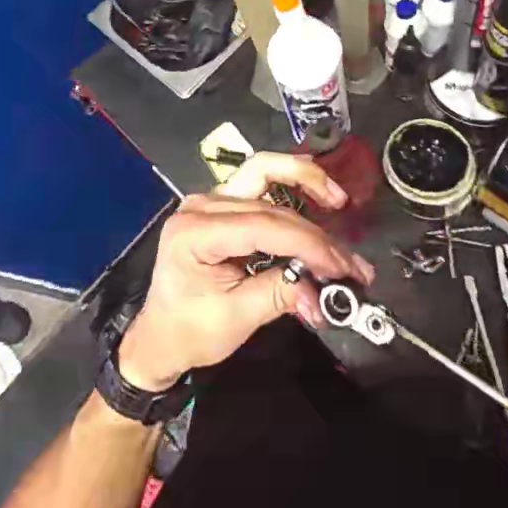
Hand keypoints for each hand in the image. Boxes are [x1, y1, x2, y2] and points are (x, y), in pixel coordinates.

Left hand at [115, 153, 372, 391]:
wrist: (160, 337)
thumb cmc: (189, 330)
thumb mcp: (235, 318)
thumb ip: (280, 295)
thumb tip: (325, 293)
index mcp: (194, 232)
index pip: (263, 226)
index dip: (307, 243)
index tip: (340, 267)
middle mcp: (203, 205)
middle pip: (271, 203)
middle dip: (315, 231)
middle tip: (347, 259)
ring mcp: (214, 199)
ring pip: (265, 170)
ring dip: (305, 180)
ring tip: (337, 199)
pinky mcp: (226, 202)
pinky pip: (263, 180)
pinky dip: (293, 183)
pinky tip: (317, 191)